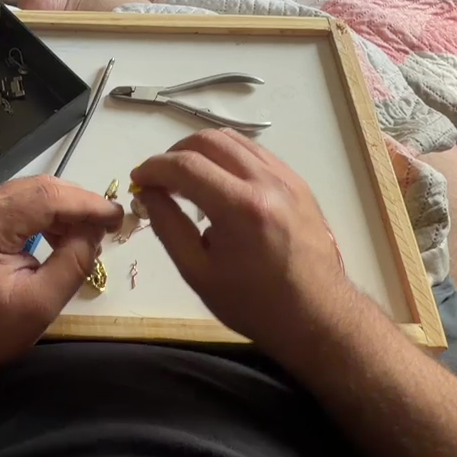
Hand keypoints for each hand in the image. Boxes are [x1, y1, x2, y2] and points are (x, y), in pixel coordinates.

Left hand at [0, 174, 123, 380]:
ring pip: (30, 192)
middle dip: (78, 203)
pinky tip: (60, 236)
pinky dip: (44, 214)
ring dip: (63, 208)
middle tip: (109, 226)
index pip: (48, 196)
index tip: (119, 217)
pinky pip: (18, 204)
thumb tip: (95, 231)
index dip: (88, 204)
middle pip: (40, 187)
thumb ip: (72, 263)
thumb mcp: (38, 304)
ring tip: (88, 236)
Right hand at [131, 129, 360, 359]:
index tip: (137, 179)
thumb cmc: (254, 303)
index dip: (154, 167)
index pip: (185, 166)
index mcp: (240, 208)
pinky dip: (227, 156)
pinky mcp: (297, 181)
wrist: (318, 317)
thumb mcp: (198, 273)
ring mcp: (286, 177)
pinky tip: (218, 181)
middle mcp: (265, 181)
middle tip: (160, 179)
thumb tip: (148, 193)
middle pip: (207, 141)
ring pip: (232, 139)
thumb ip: (168, 226)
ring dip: (200, 150)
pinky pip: (254, 151)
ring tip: (186, 177)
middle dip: (174, 153)